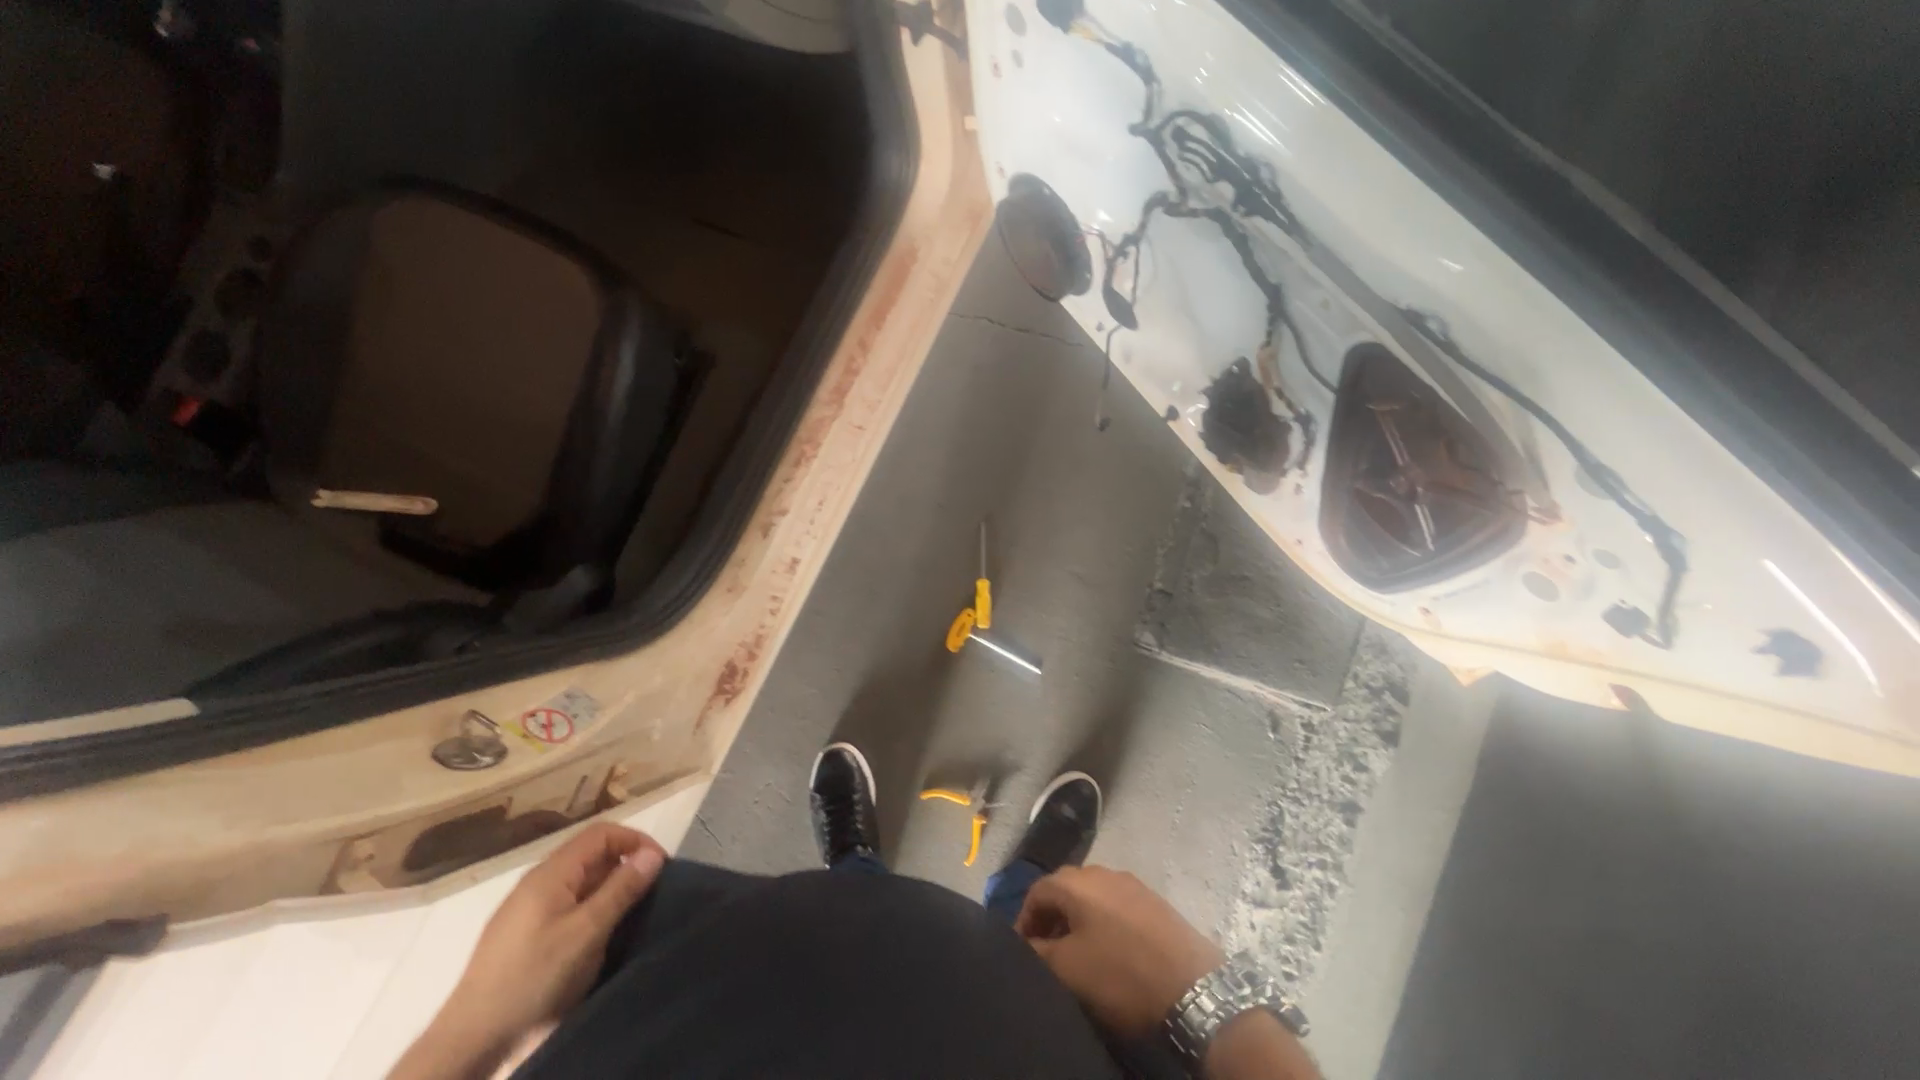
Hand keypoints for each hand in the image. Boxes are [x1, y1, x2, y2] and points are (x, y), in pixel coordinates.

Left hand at [393, 824, 664, 1078]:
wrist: (473, 1035)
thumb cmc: (534, 977)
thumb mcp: (586, 933)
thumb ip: (620, 890)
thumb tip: (653, 853)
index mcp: (550, 873)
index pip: (601, 833)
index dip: (635, 841)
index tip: (660, 868)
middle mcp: (537, 882)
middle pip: (590, 855)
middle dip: (625, 867)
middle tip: (650, 897)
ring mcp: (527, 908)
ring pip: (579, 882)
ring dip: (609, 891)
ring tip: (630, 919)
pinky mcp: (524, 933)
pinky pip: (567, 905)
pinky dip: (591, 910)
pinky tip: (599, 938)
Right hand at [1015, 865, 1224, 1035]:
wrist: (1195, 990)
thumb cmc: (1121, 976)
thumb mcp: (1067, 970)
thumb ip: (1037, 952)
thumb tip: (1025, 943)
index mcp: (1077, 882)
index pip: (1036, 892)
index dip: (1025, 922)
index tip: (1025, 953)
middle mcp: (1104, 873)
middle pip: (1065, 889)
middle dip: (1051, 918)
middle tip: (1048, 953)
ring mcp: (1134, 885)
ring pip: (1093, 897)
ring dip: (1078, 920)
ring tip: (1078, 954)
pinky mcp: (1156, 902)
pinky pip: (1117, 906)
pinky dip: (1104, 923)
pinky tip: (1110, 951)